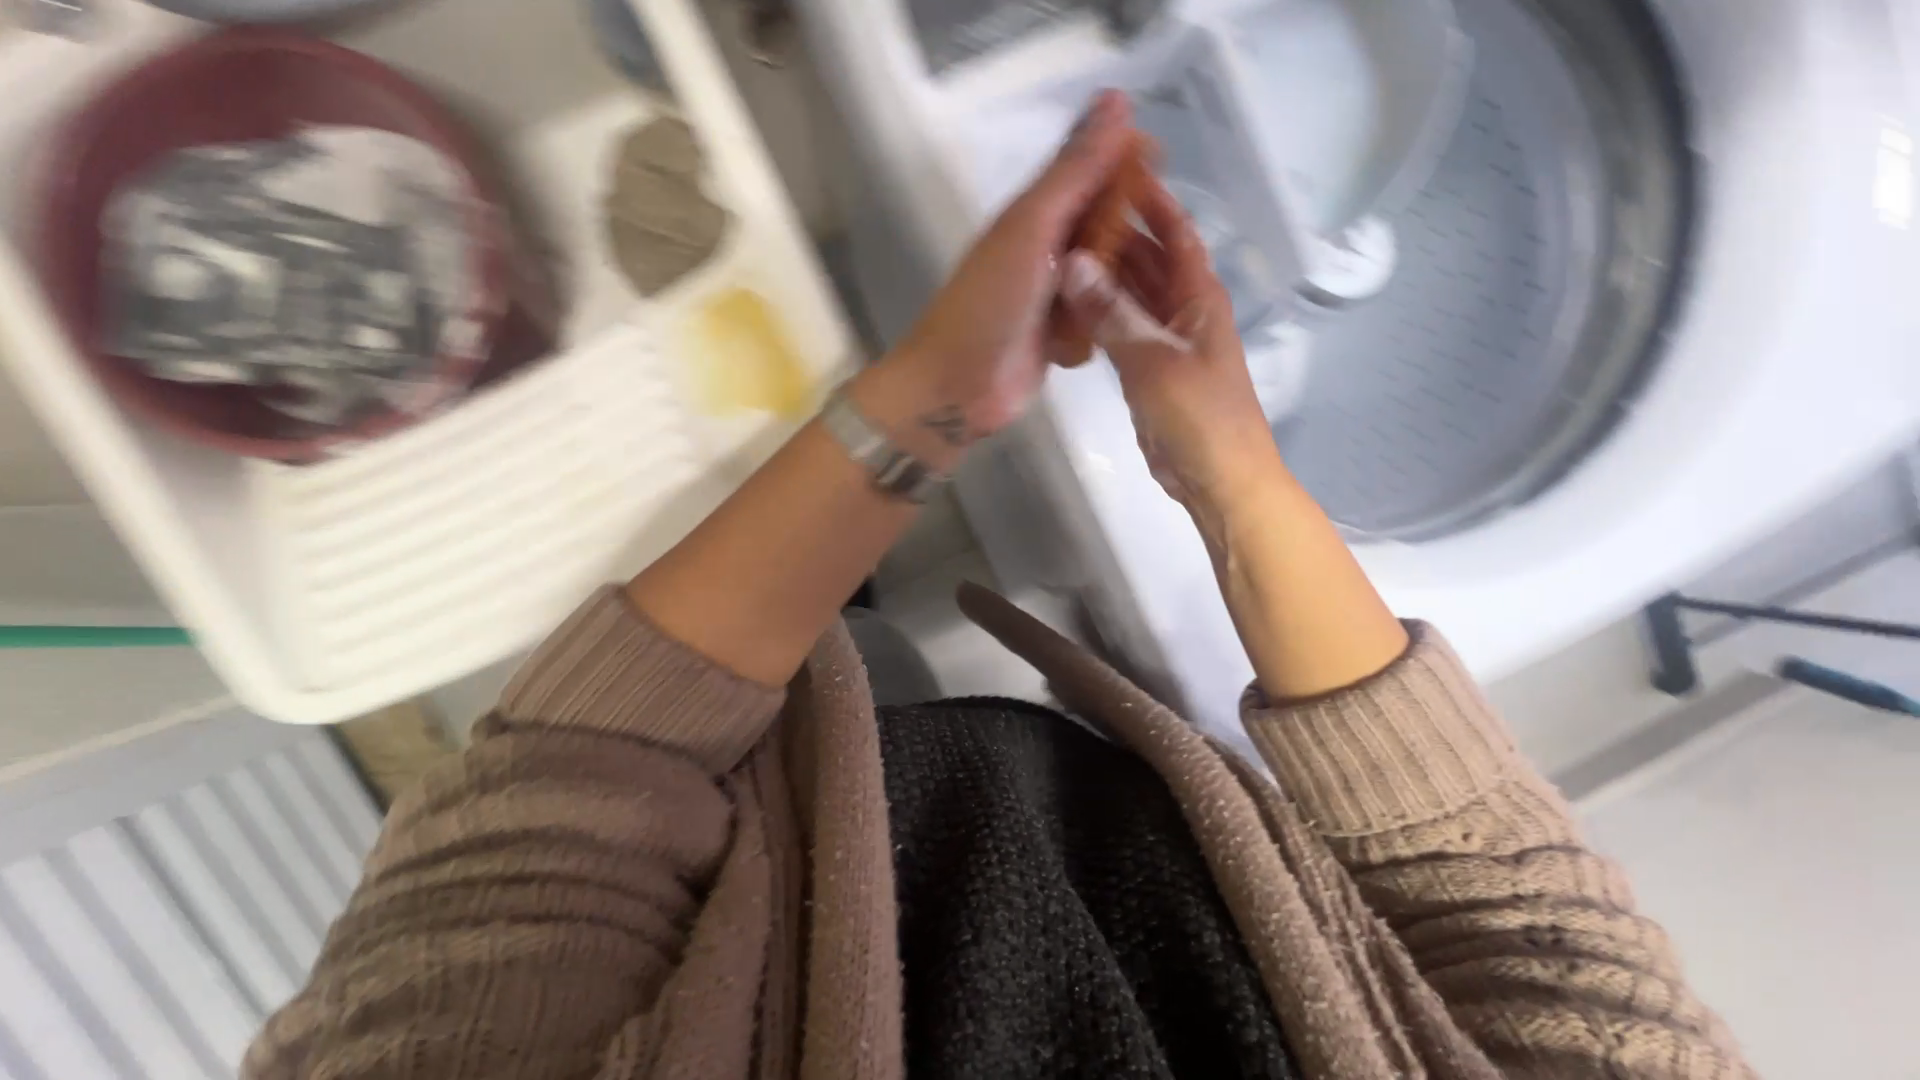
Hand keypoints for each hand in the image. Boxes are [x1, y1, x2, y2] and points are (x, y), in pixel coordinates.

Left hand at [851, 92, 1137, 469]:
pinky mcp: (1060, 335)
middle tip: (1172, 239)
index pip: (1088, 171)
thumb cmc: (989, 303)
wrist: (957, 387)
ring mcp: (1053, 295)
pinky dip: (1106, 318)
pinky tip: (1130, 323)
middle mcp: (1044, 249)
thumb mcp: (1033, 228)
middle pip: (1101, 224)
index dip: (1124, 162)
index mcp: (1034, 214)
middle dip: (1131, 228)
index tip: (1164, 163)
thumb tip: (1116, 99)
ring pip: (1104, 272)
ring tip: (1161, 285)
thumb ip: (1074, 172)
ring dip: (1125, 277)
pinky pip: (1097, 315)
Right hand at [1056, 174, 1284, 520]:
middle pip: (1149, 260)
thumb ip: (1113, 313)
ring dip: (1103, 274)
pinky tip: (1066, 305)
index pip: (1176, 233)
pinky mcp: (1147, 371)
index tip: (1116, 170)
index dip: (1151, 201)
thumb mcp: (1155, 361)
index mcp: (1199, 297)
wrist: (1218, 478)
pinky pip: (1120, 330)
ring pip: (1130, 295)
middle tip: (1067, 210)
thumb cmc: (1200, 416)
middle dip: (1117, 234)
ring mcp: (1164, 342)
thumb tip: (1073, 263)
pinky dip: (1097, 315)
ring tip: (1057, 249)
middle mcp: (1183, 310)